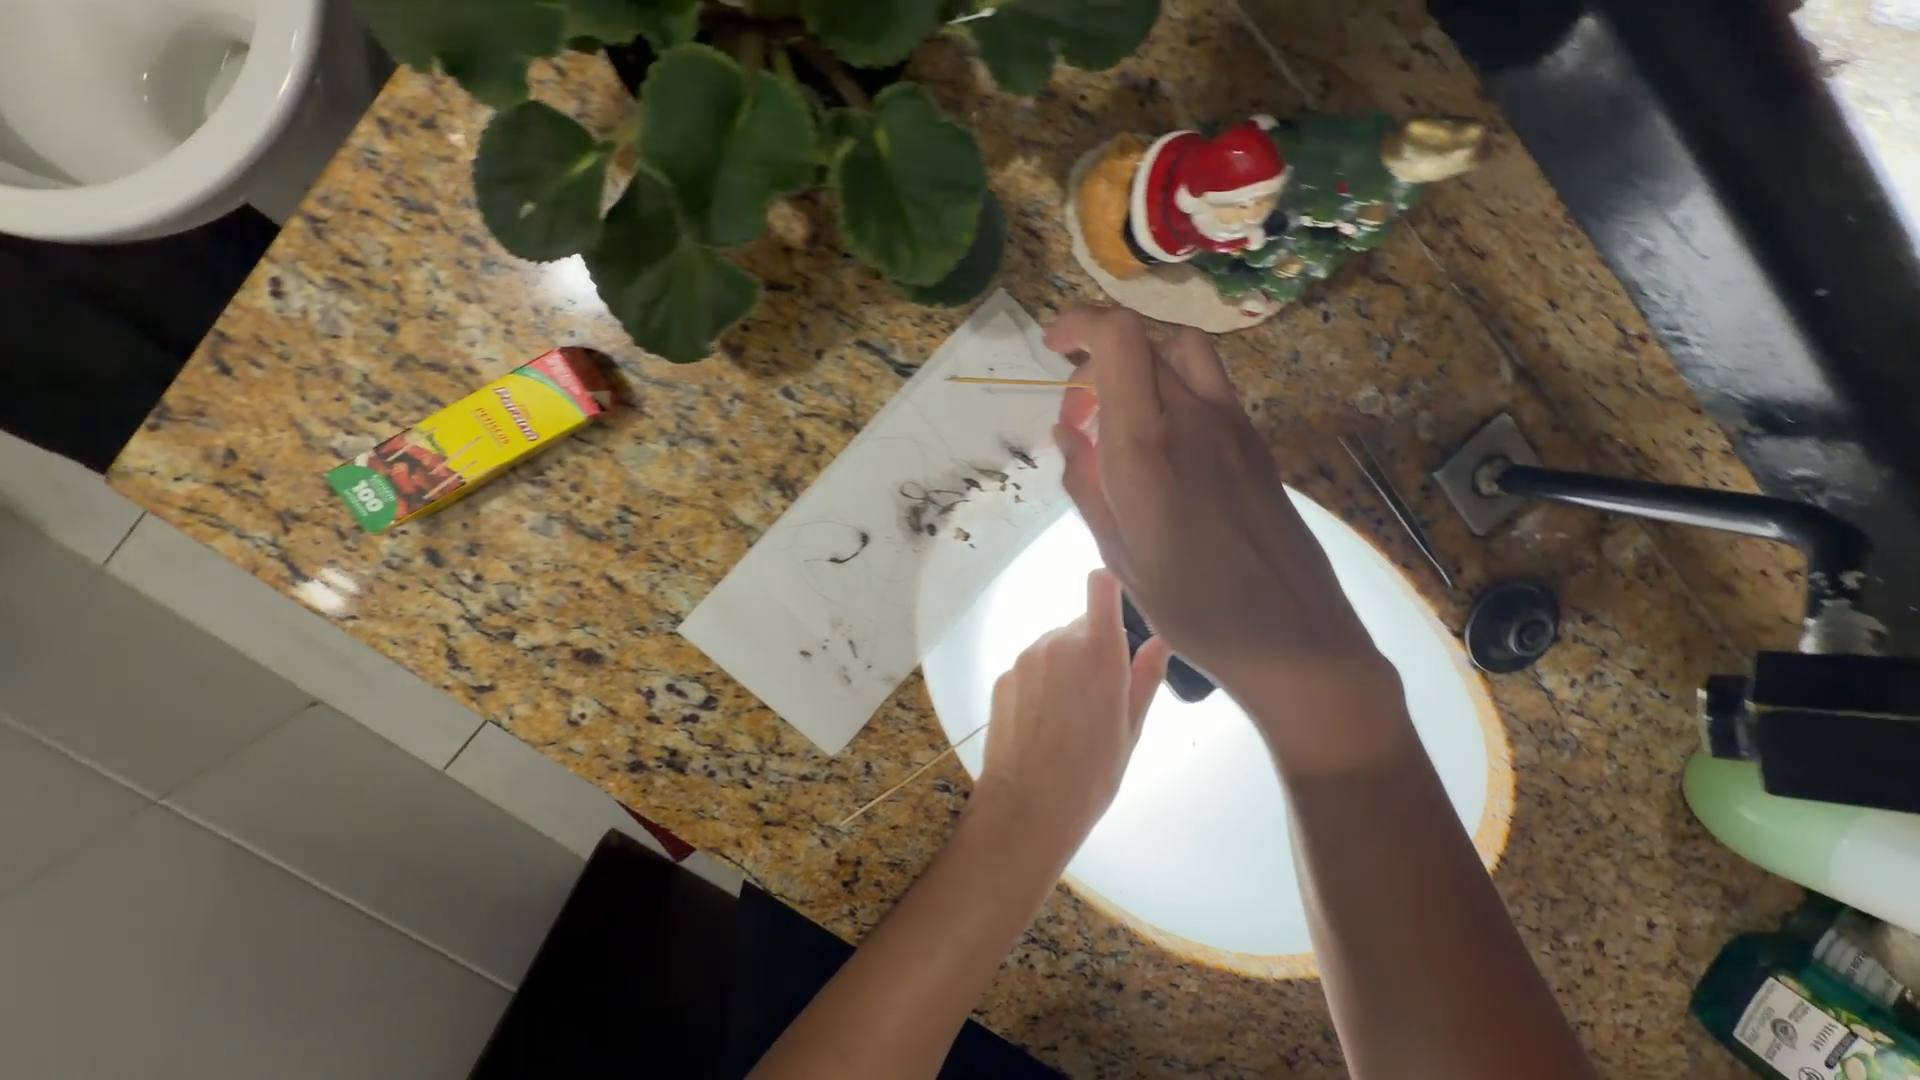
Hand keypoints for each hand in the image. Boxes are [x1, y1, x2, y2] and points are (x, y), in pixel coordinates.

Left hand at [970, 569, 1171, 851]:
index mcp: (1097, 650)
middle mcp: (1057, 644)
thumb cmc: (1092, 773)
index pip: (1101, 584)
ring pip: (1054, 647)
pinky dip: (1041, 683)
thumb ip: (1145, 676)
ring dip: (1066, 666)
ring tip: (1072, 715)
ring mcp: (1025, 659)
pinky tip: (1045, 722)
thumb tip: (1161, 640)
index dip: (1111, 586)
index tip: (1121, 606)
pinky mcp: (1003, 678)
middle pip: (1080, 624)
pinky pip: (1031, 667)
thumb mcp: (1131, 728)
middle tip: (1102, 692)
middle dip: (1093, 646)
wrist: (1028, 807)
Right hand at [1044, 306, 1394, 712]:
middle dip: (1100, 362)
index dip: (1079, 325)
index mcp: (1148, 445)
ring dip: (1146, 367)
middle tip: (1081, 418)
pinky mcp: (1258, 444)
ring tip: (1126, 420)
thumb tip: (1067, 432)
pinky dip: (1177, 392)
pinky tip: (1168, 450)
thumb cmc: (1192, 607)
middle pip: (1145, 342)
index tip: (1054, 347)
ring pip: (1185, 354)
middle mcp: (1195, 417)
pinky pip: (1212, 388)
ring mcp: (1235, 426)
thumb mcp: (1118, 553)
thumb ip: (1086, 482)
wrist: (1292, 637)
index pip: (1118, 337)